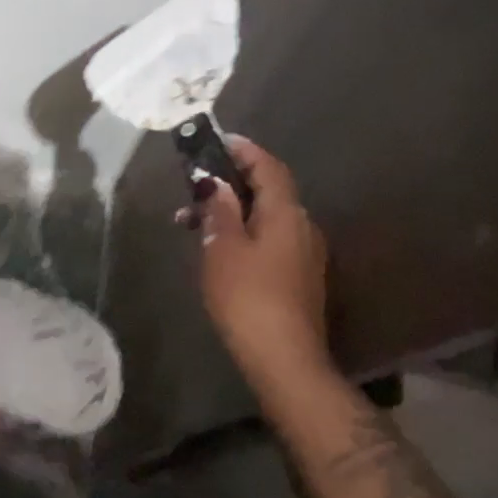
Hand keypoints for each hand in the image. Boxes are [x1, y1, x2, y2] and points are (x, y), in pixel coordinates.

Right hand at [188, 136, 331, 376]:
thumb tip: (214, 182)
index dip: (244, 150)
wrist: (283, 356)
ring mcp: (305, 254)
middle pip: (268, 192)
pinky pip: (269, 240)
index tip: (216, 140)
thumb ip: (219, 210)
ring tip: (193, 224)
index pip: (268, 167)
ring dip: (232, 212)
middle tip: (192, 187)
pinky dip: (243, 233)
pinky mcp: (298, 277)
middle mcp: (303, 227)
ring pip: (266, 218)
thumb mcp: (222, 248)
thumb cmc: (247, 296)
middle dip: (230, 184)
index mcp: (286, 213)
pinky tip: (218, 249)